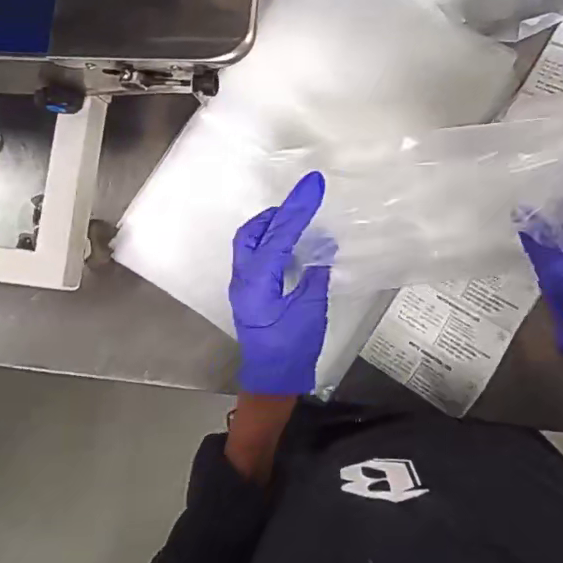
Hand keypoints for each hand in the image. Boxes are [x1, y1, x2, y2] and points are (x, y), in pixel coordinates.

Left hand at [230, 172, 330, 395]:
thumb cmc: (292, 348)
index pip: (278, 234)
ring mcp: (243, 287)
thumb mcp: (310, 310)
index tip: (313, 183)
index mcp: (257, 280)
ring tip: (299, 222)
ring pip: (250, 245)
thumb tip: (319, 252)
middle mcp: (243, 278)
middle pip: (252, 233)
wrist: (273, 379)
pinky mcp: (249, 295)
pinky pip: (256, 259)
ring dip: (272, 229)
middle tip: (302, 204)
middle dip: (276, 215)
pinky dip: (272, 245)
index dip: (297, 207)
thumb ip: (313, 276)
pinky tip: (292, 248)